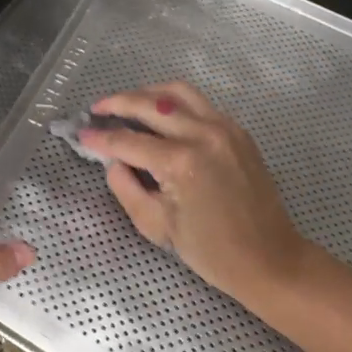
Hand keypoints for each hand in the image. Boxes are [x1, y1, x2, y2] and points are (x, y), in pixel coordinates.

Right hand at [80, 82, 309, 301]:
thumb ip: (126, 187)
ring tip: (127, 102)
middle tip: (97, 109)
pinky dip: (174, 102)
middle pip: (150, 104)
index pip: (128, 141)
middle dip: (118, 103)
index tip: (81, 135)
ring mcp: (224, 128)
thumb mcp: (156, 226)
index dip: (100, 138)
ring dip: (147, 93)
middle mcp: (203, 134)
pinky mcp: (237, 130)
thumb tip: (113, 160)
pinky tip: (160, 114)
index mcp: (181, 162)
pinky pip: (199, 103)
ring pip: (177, 92)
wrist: (270, 258)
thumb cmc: (211, 251)